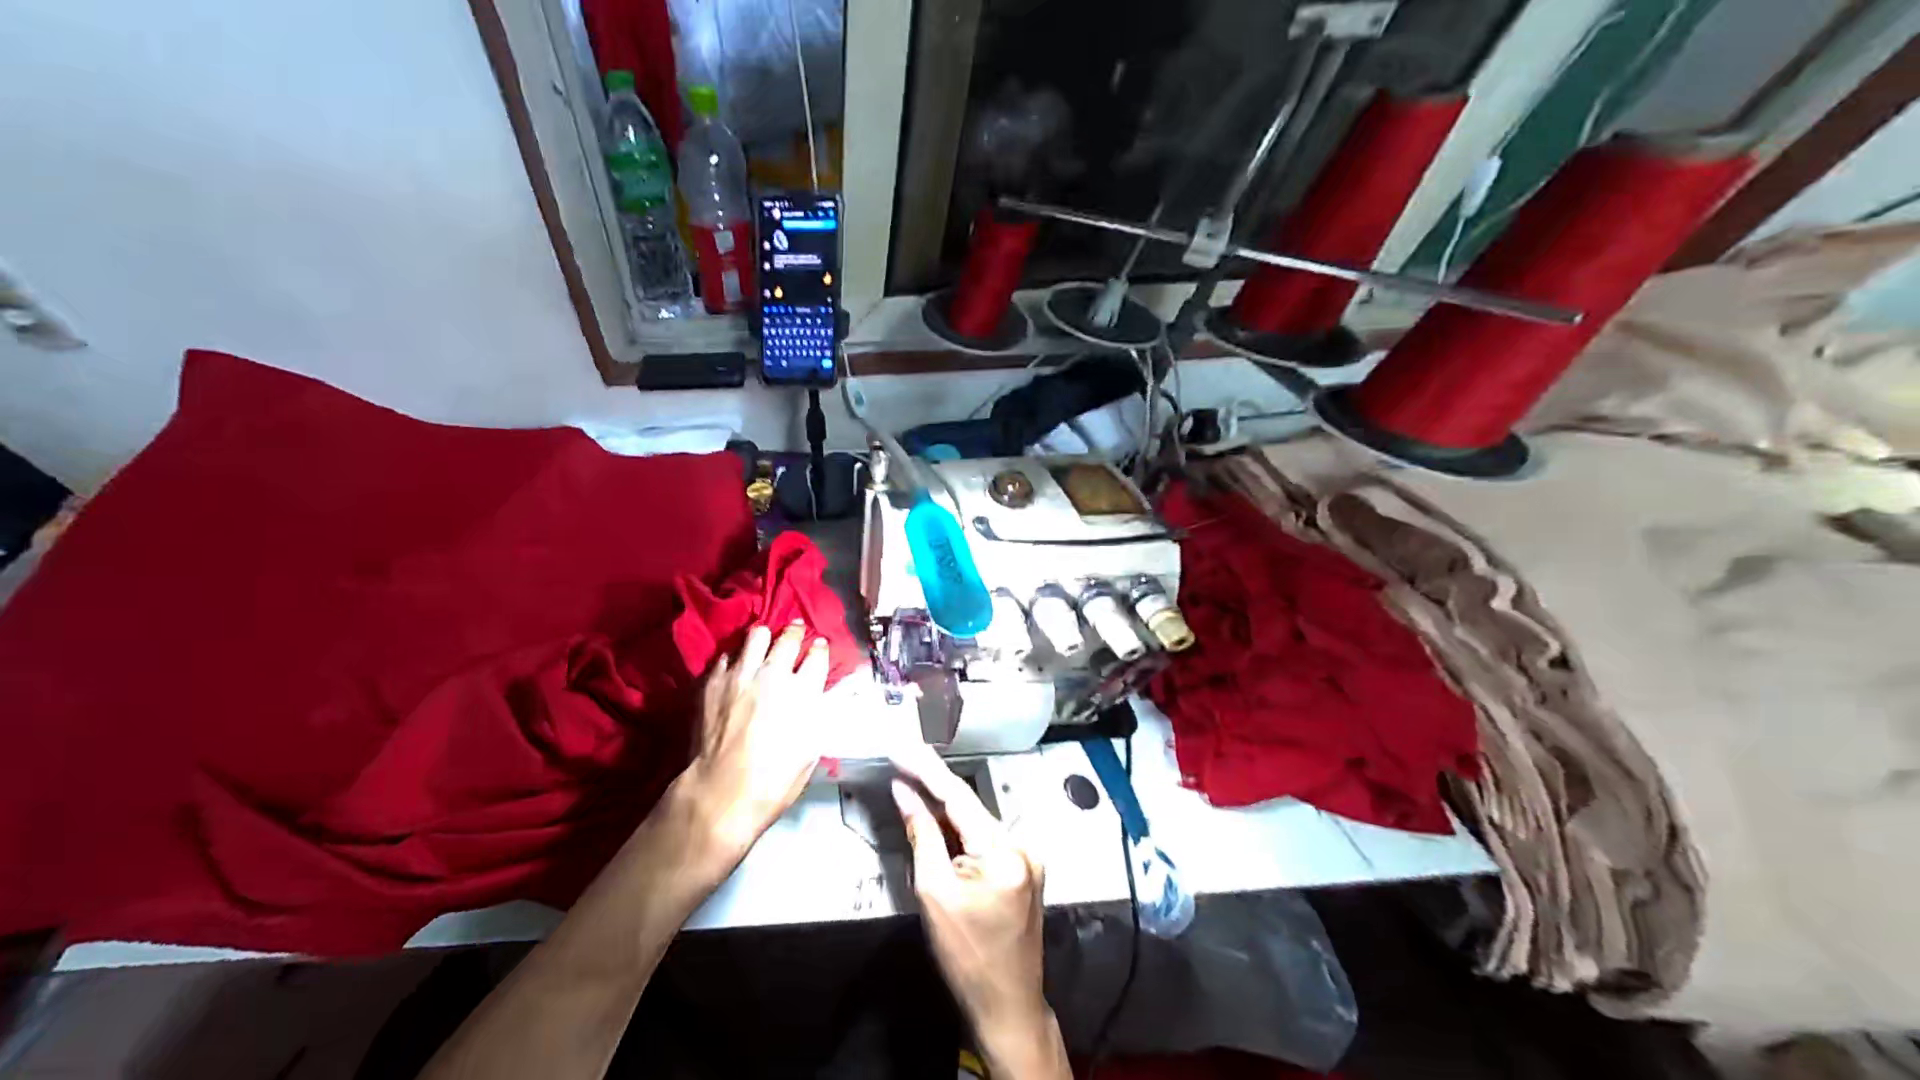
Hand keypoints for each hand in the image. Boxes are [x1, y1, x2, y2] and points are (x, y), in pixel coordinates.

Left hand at [674, 622, 831, 858]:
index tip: (819, 646)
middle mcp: (774, 675)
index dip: (819, 649)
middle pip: (788, 638)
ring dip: (764, 637)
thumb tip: (819, 697)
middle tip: (795, 630)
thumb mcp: (812, 749)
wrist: (722, 791)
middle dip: (795, 632)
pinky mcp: (713, 682)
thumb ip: (817, 714)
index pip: (817, 656)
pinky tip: (736, 666)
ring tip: (765, 639)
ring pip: (756, 637)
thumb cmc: (775, 780)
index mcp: (804, 692)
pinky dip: (735, 658)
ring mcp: (740, 675)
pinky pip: (726, 656)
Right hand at [891, 742, 1067, 1077]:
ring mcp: (1028, 857)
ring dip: (944, 810)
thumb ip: (922, 836)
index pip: (958, 797)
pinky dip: (959, 831)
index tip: (903, 746)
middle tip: (902, 760)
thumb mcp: (933, 894)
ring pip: (975, 822)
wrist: (1007, 1004)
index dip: (926, 769)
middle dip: (933, 787)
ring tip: (912, 788)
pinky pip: (984, 839)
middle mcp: (1022, 846)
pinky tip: (936, 822)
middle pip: (969, 807)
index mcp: (1003, 851)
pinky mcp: (1024, 869)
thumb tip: (906, 794)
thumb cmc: (966, 957)